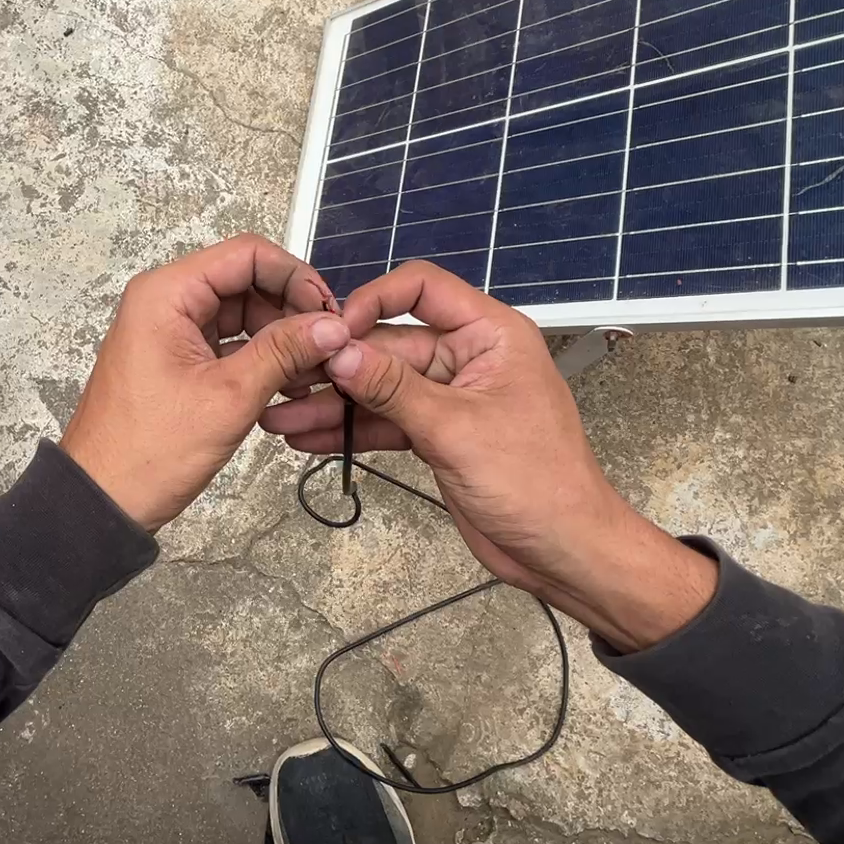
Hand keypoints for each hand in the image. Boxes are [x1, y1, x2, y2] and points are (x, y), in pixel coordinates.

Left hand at [60, 234, 350, 531]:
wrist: (103, 500)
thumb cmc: (151, 450)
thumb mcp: (229, 397)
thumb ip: (284, 352)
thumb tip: (333, 325)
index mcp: (167, 293)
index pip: (247, 254)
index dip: (295, 277)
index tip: (328, 312)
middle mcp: (166, 300)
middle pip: (245, 281)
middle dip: (290, 310)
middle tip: (328, 346)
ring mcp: (169, 329)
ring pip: (240, 313)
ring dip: (278, 338)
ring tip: (312, 373)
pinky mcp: (175, 357)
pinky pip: (226, 341)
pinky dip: (257, 357)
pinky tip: (286, 384)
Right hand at [259, 261, 715, 650]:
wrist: (563, 553)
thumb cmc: (531, 481)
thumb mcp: (455, 428)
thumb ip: (392, 388)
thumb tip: (337, 352)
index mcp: (488, 334)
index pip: (421, 290)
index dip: (374, 301)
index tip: (333, 332)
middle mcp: (465, 356)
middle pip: (388, 346)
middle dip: (336, 367)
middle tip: (283, 381)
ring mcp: (446, 396)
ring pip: (378, 388)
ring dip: (332, 404)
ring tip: (280, 418)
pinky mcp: (434, 433)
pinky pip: (384, 421)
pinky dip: (349, 431)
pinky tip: (306, 440)